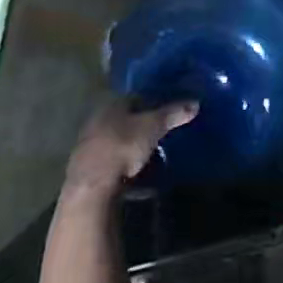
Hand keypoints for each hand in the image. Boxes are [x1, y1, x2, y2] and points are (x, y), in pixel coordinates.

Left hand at [60, 97, 197, 209]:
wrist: (91, 186)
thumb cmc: (123, 146)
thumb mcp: (154, 127)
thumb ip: (173, 114)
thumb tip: (196, 102)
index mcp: (111, 104)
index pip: (135, 97)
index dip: (153, 101)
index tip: (168, 110)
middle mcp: (96, 119)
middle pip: (125, 118)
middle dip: (142, 124)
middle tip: (162, 131)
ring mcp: (88, 144)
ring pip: (117, 138)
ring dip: (132, 143)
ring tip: (153, 152)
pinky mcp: (86, 167)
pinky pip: (112, 158)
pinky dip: (124, 161)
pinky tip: (136, 170)